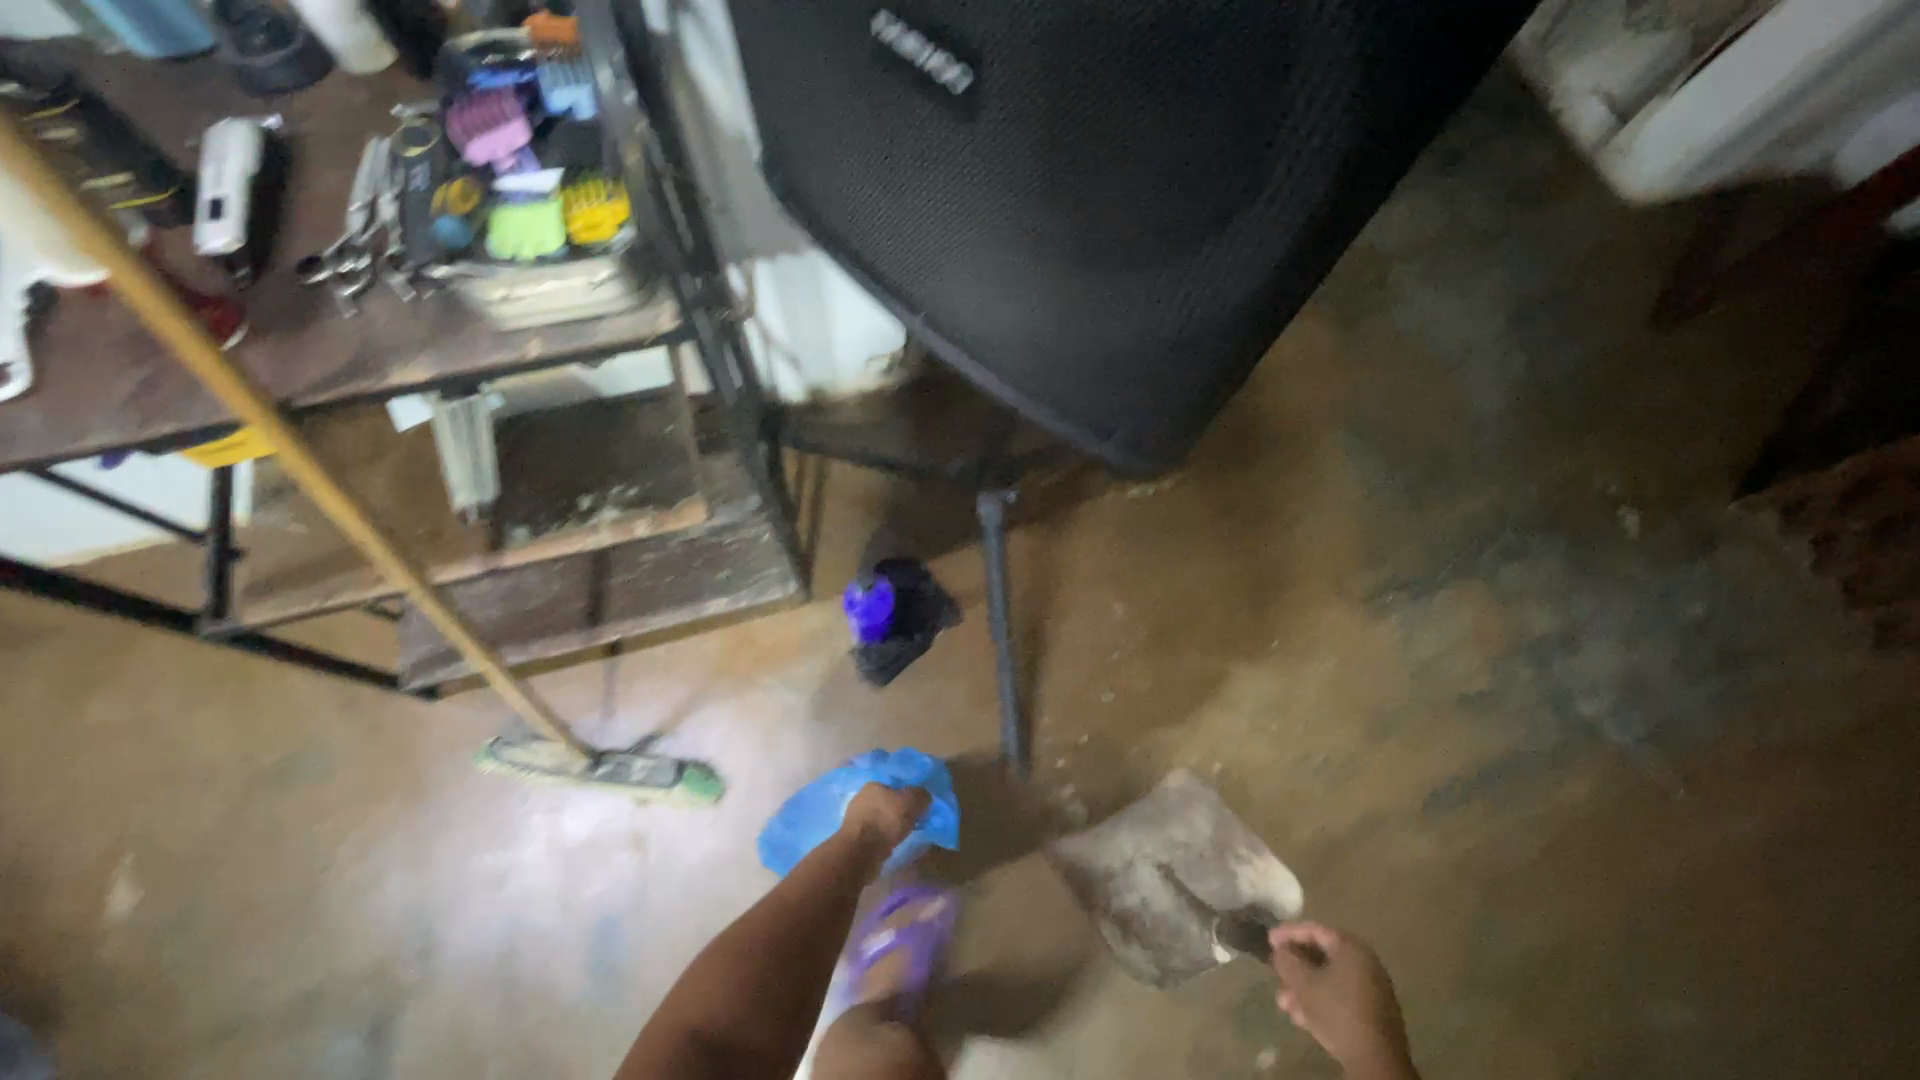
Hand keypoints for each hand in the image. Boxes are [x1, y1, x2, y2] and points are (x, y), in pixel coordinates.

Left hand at [838, 782, 929, 854]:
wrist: (861, 851)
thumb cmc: (886, 820)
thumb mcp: (911, 801)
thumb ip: (921, 795)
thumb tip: (924, 797)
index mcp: (873, 785)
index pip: (894, 785)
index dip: (908, 796)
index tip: (917, 807)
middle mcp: (861, 798)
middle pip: (887, 803)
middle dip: (899, 812)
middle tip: (912, 822)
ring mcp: (855, 818)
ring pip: (880, 819)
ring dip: (890, 826)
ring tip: (903, 835)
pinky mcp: (854, 837)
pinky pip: (874, 834)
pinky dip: (883, 838)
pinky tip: (890, 845)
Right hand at [1270, 922, 1415, 1079]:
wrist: (1376, 1061)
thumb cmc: (1337, 1012)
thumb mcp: (1303, 983)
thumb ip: (1287, 960)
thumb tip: (1281, 950)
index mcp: (1351, 948)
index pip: (1315, 930)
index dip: (1287, 932)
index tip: (1268, 941)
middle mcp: (1365, 963)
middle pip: (1321, 956)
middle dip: (1295, 967)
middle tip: (1276, 973)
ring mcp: (1371, 988)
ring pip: (1328, 979)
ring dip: (1303, 988)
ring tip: (1284, 1004)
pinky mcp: (1372, 1012)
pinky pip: (1339, 996)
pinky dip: (1320, 1000)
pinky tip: (1301, 1017)